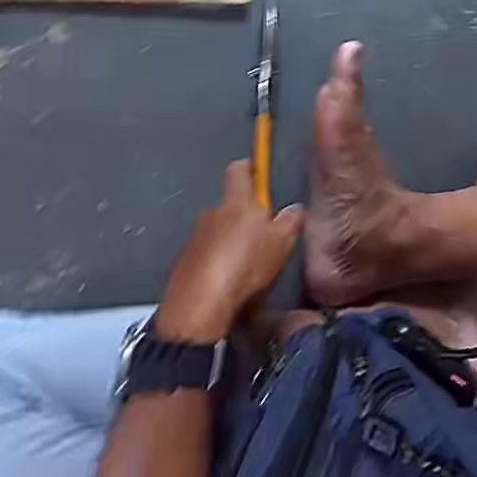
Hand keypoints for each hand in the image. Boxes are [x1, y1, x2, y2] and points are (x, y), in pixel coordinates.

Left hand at [154, 160, 303, 342]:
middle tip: (263, 232)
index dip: (250, 167)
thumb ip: (291, 221)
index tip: (259, 173)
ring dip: (230, 239)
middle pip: (230, 204)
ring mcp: (193, 238)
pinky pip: (205, 253)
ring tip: (246, 263)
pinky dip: (216, 261)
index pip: (239, 169)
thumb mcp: (282, 242)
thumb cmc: (245, 266)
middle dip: (245, 214)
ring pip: (218, 230)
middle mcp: (211, 213)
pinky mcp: (182, 263)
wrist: (197, 309)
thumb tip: (294, 208)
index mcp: (237, 202)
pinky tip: (228, 281)